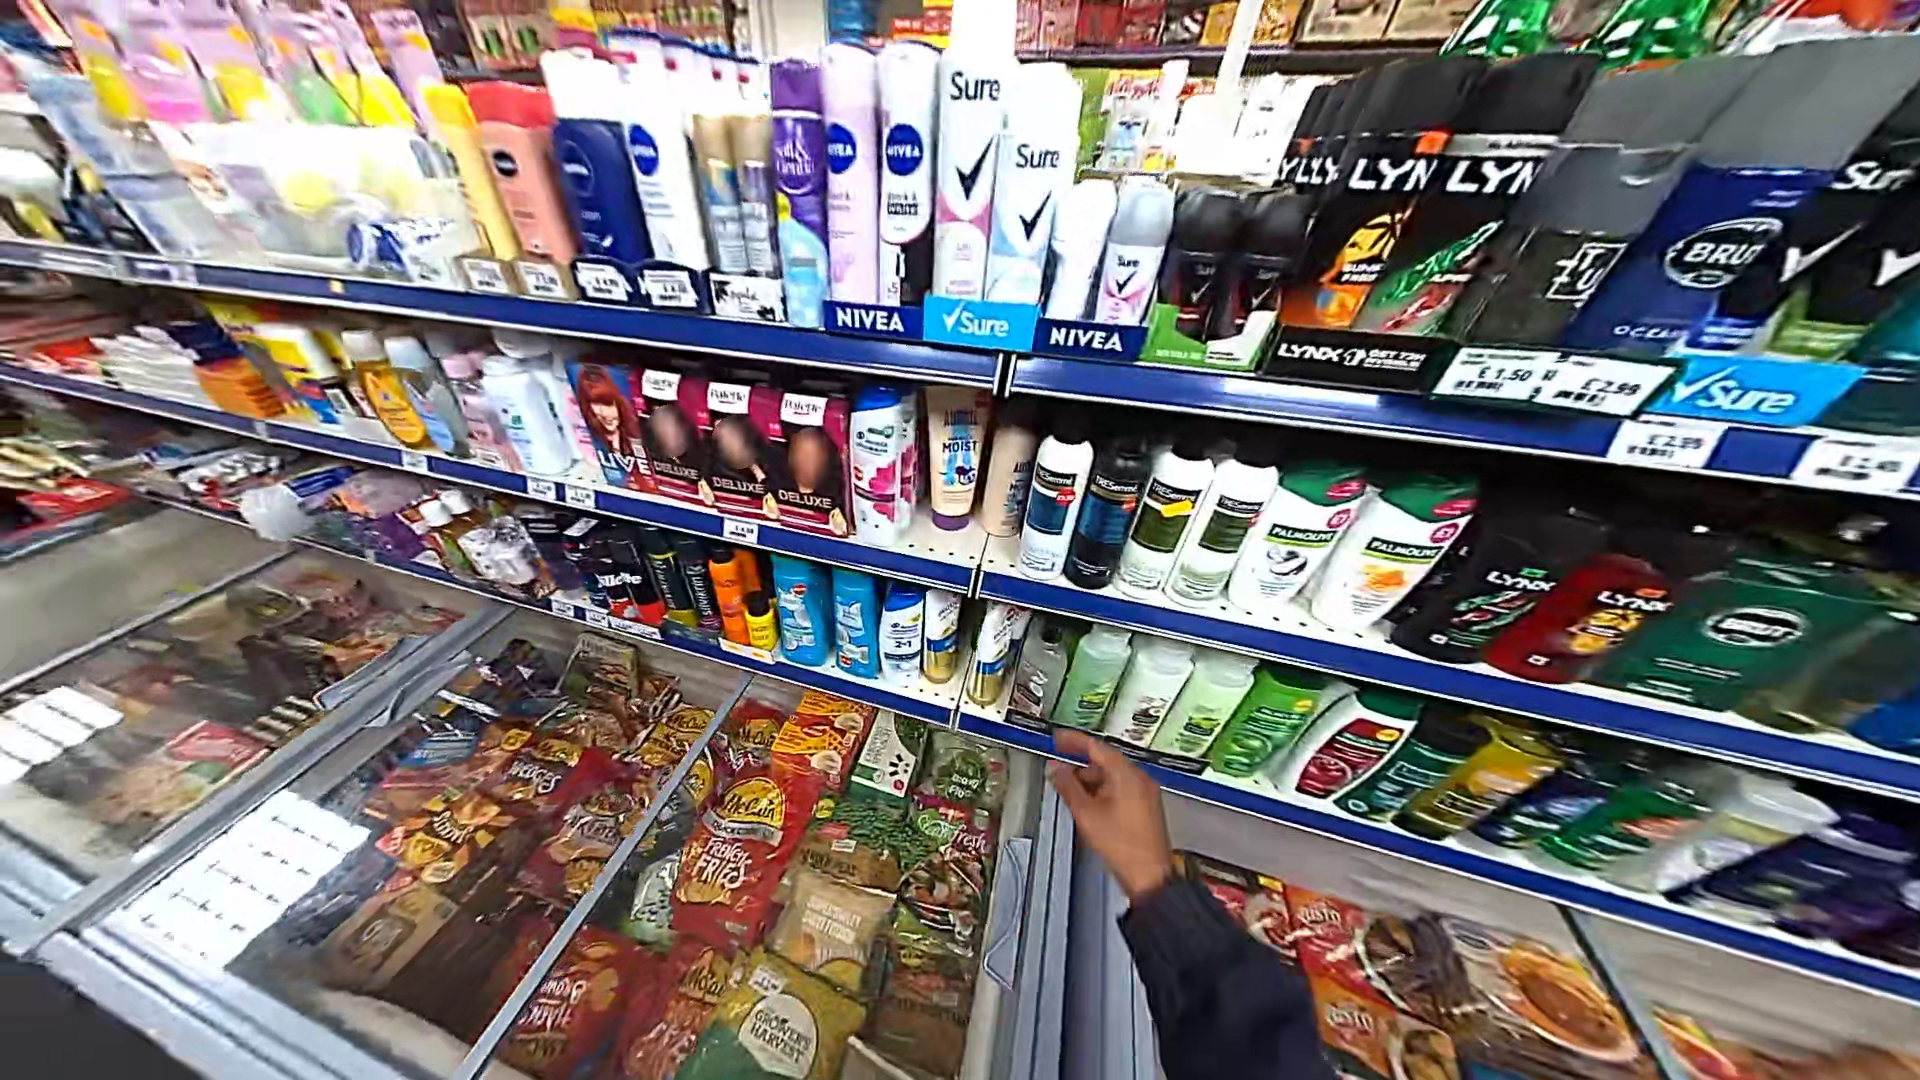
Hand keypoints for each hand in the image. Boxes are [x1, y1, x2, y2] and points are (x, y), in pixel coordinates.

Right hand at [1048, 729, 1173, 901]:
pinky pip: (1121, 789)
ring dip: (1090, 781)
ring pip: (1112, 776)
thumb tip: (1055, 769)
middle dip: (1080, 766)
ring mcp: (1145, 793)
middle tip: (1060, 770)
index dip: (1073, 741)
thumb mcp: (1086, 813)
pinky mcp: (1146, 807)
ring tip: (1071, 792)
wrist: (1150, 878)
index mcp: (1126, 774)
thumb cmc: (1124, 847)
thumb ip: (1067, 786)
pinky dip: (1103, 791)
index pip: (1095, 746)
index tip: (1059, 738)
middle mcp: (1139, 778)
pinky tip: (1090, 805)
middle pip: (1104, 761)